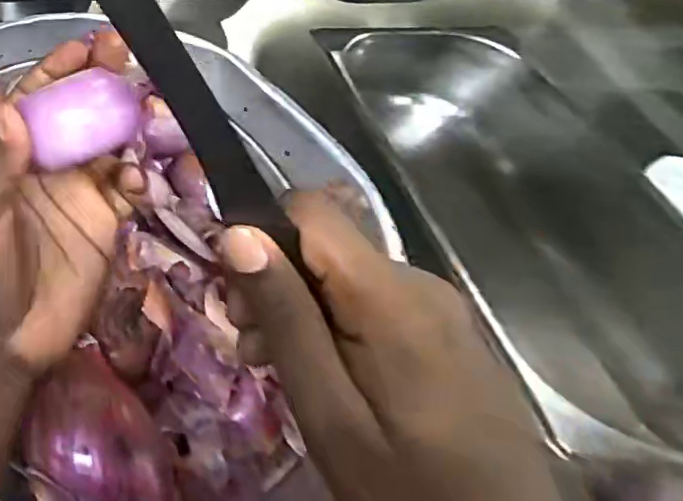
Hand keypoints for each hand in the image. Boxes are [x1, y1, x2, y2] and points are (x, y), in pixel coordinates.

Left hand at [0, 31, 137, 372]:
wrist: (3, 339)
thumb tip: (10, 111)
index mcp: (7, 151)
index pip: (33, 98)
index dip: (58, 70)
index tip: (87, 45)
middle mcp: (45, 161)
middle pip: (78, 111)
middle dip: (102, 82)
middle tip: (127, 58)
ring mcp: (78, 189)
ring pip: (111, 143)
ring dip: (131, 124)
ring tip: (150, 112)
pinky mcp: (106, 221)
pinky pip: (131, 187)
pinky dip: (142, 175)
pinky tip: (139, 178)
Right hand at [220, 192, 561, 500]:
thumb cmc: (405, 486)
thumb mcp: (326, 408)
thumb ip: (284, 313)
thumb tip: (235, 232)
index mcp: (393, 296)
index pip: (307, 209)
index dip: (260, 233)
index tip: (236, 290)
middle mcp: (422, 285)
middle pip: (318, 244)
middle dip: (271, 281)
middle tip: (248, 341)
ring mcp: (441, 310)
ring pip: (336, 272)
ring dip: (294, 305)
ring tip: (275, 362)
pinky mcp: (447, 334)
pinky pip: (366, 298)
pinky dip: (328, 321)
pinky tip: (320, 371)